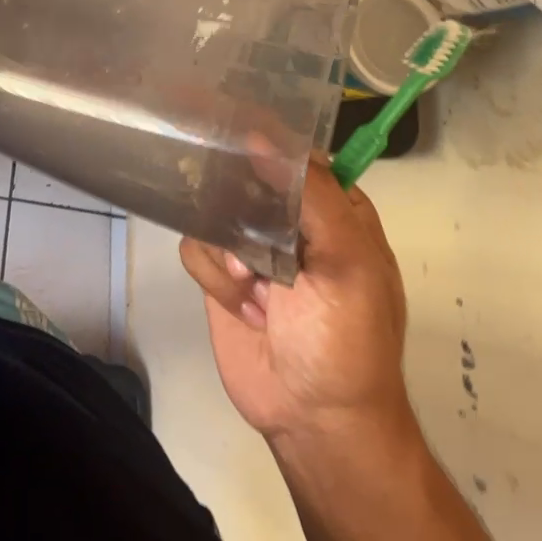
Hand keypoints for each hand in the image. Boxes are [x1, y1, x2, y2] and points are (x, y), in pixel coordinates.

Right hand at [179, 156, 411, 445]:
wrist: (313, 417)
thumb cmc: (346, 340)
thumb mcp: (347, 263)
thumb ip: (310, 196)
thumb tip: (260, 135)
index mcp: (335, 213)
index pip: (295, 155)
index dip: (264, 138)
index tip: (226, 123)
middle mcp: (291, 224)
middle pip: (242, 175)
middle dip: (232, 197)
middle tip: (236, 218)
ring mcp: (252, 250)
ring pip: (210, 211)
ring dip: (226, 250)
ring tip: (254, 288)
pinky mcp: (220, 277)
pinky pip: (194, 248)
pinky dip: (212, 276)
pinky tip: (243, 307)